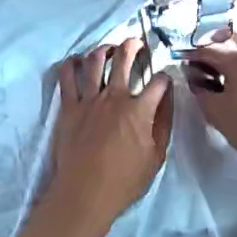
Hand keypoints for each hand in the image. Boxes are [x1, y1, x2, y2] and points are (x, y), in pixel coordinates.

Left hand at [39, 39, 173, 236]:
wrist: (84, 192)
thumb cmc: (124, 180)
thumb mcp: (156, 157)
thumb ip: (164, 124)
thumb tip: (168, 98)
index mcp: (140, 109)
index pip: (159, 81)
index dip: (165, 76)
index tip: (165, 78)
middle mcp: (115, 96)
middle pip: (125, 58)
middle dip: (134, 46)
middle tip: (137, 43)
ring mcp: (89, 99)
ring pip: (95, 61)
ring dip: (104, 49)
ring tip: (109, 48)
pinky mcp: (69, 106)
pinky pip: (68, 77)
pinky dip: (72, 64)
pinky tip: (76, 60)